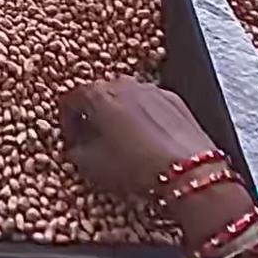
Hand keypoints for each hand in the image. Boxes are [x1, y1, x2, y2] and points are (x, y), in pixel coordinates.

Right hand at [60, 78, 220, 195]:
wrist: (190, 173)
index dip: (67, 120)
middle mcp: (122, 84)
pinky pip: (150, 105)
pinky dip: (145, 117)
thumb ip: (76, 152)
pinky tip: (149, 141)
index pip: (71, 99)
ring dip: (120, 114)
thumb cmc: (136, 167)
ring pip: (126, 97)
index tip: (70, 137)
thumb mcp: (93, 167)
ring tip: (123, 141)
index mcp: (97, 95)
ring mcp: (150, 90)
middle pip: (99, 95)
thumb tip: (76, 149)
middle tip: (94, 139)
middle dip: (93, 114)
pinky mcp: (175, 100)